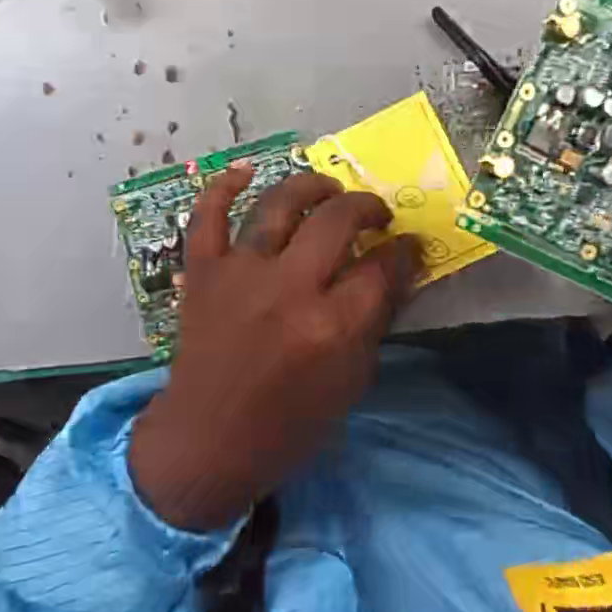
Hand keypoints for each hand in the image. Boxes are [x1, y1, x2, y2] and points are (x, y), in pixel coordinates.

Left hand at [129, 168, 420, 529]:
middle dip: (367, 208)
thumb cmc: (286, 426)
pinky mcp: (203, 272)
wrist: (207, 440)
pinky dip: (223, 187)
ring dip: (311, 186)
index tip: (409, 243)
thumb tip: (396, 271)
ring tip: (329, 189)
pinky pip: (207, 215)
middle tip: (375, 214)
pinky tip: (246, 171)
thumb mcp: (349, 384)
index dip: (404, 251)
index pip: (381, 268)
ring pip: (279, 204)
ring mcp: (240, 274)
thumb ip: (374, 322)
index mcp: (331, 327)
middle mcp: (287, 289)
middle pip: (337, 222)